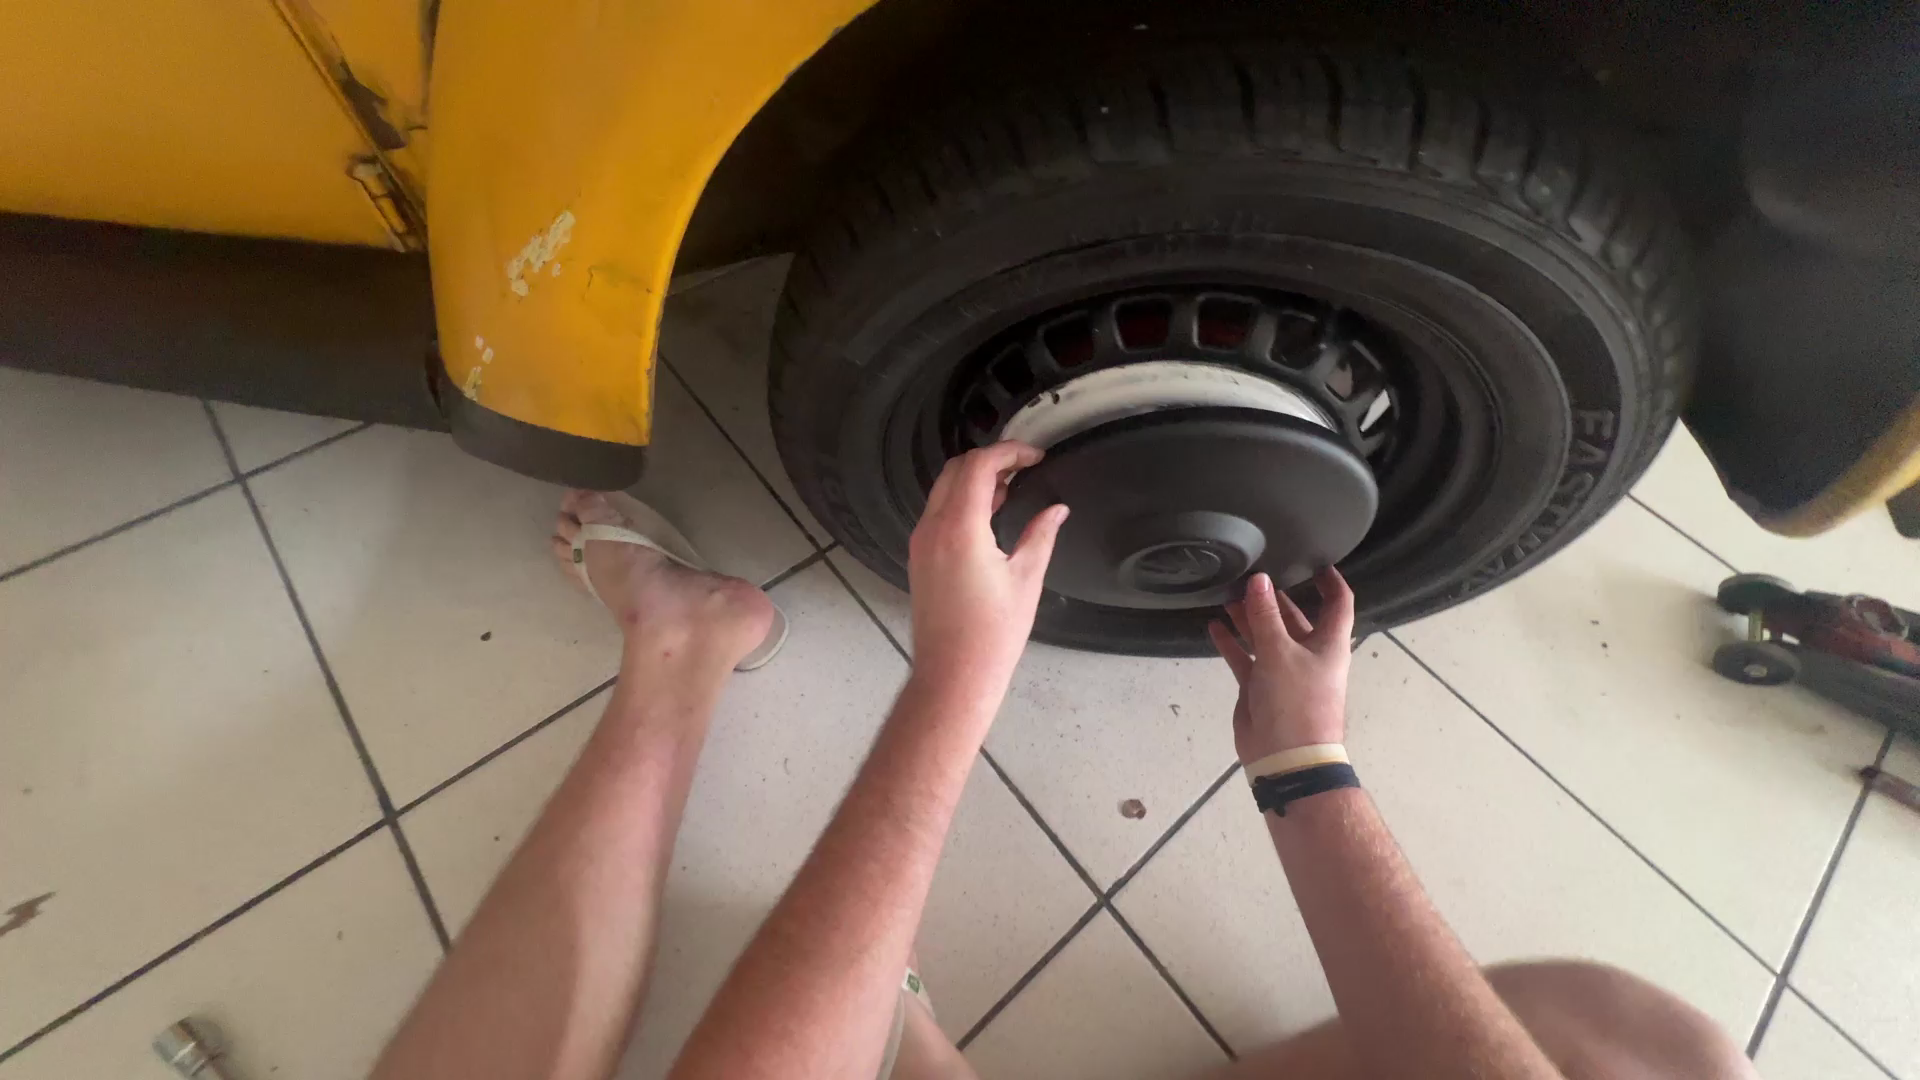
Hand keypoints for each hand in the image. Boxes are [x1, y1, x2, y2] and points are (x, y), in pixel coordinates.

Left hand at [907, 442, 1068, 700]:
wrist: (953, 675)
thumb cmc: (991, 635)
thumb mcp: (1026, 579)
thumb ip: (1041, 534)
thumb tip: (1057, 510)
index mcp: (960, 529)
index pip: (979, 466)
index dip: (1009, 451)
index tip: (1034, 456)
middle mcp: (933, 529)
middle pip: (956, 470)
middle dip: (990, 460)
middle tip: (1024, 466)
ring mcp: (921, 543)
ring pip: (943, 489)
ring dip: (974, 480)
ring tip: (1011, 487)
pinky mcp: (919, 557)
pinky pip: (937, 512)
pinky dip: (960, 501)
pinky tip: (988, 514)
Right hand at [1209, 568, 1354, 762]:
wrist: (1286, 756)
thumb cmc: (1296, 701)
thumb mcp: (1280, 652)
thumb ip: (1265, 616)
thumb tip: (1258, 580)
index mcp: (1328, 644)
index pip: (1337, 603)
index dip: (1329, 581)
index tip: (1315, 562)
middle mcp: (1307, 654)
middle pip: (1292, 617)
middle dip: (1273, 598)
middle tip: (1249, 576)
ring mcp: (1282, 670)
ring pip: (1265, 635)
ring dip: (1248, 617)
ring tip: (1226, 596)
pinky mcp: (1259, 686)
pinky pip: (1244, 657)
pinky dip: (1231, 642)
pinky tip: (1215, 626)